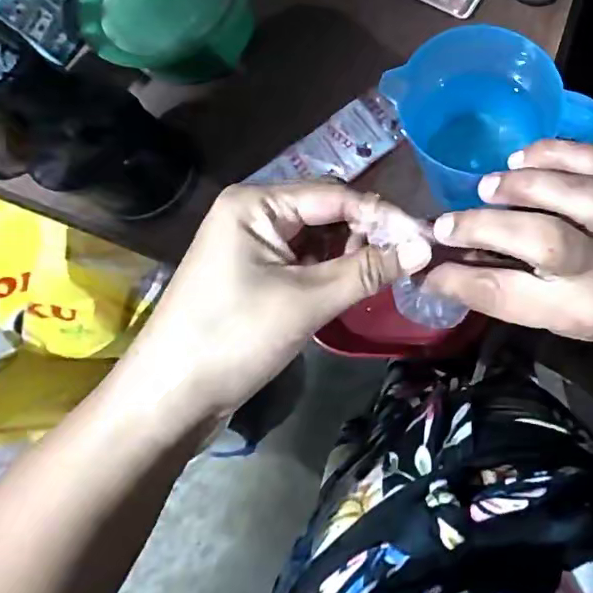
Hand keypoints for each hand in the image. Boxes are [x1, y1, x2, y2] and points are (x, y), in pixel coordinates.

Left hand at [117, 182, 428, 424]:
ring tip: (383, 274)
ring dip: (350, 251)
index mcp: (256, 202)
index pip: (334, 194)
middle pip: (326, 209)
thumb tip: (424, 246)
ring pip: (317, 234)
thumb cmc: (233, 338)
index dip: (381, 214)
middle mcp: (253, 210)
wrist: (167, 399)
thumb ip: (367, 270)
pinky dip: (330, 267)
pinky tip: (355, 282)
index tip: (423, 237)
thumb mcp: (306, 301)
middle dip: (366, 231)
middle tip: (407, 258)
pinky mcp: (254, 269)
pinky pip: (303, 256)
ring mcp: (251, 240)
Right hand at [422, 140, 592, 343]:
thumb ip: (491, 289)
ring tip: (487, 186)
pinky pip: (590, 160)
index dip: (463, 280)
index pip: (513, 296)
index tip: (427, 269)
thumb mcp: (541, 314)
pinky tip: (519, 158)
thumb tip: (430, 271)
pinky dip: (553, 152)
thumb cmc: (583, 307)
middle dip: (489, 229)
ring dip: (528, 186)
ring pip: (581, 198)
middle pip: (549, 244)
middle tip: (446, 224)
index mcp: (575, 308)